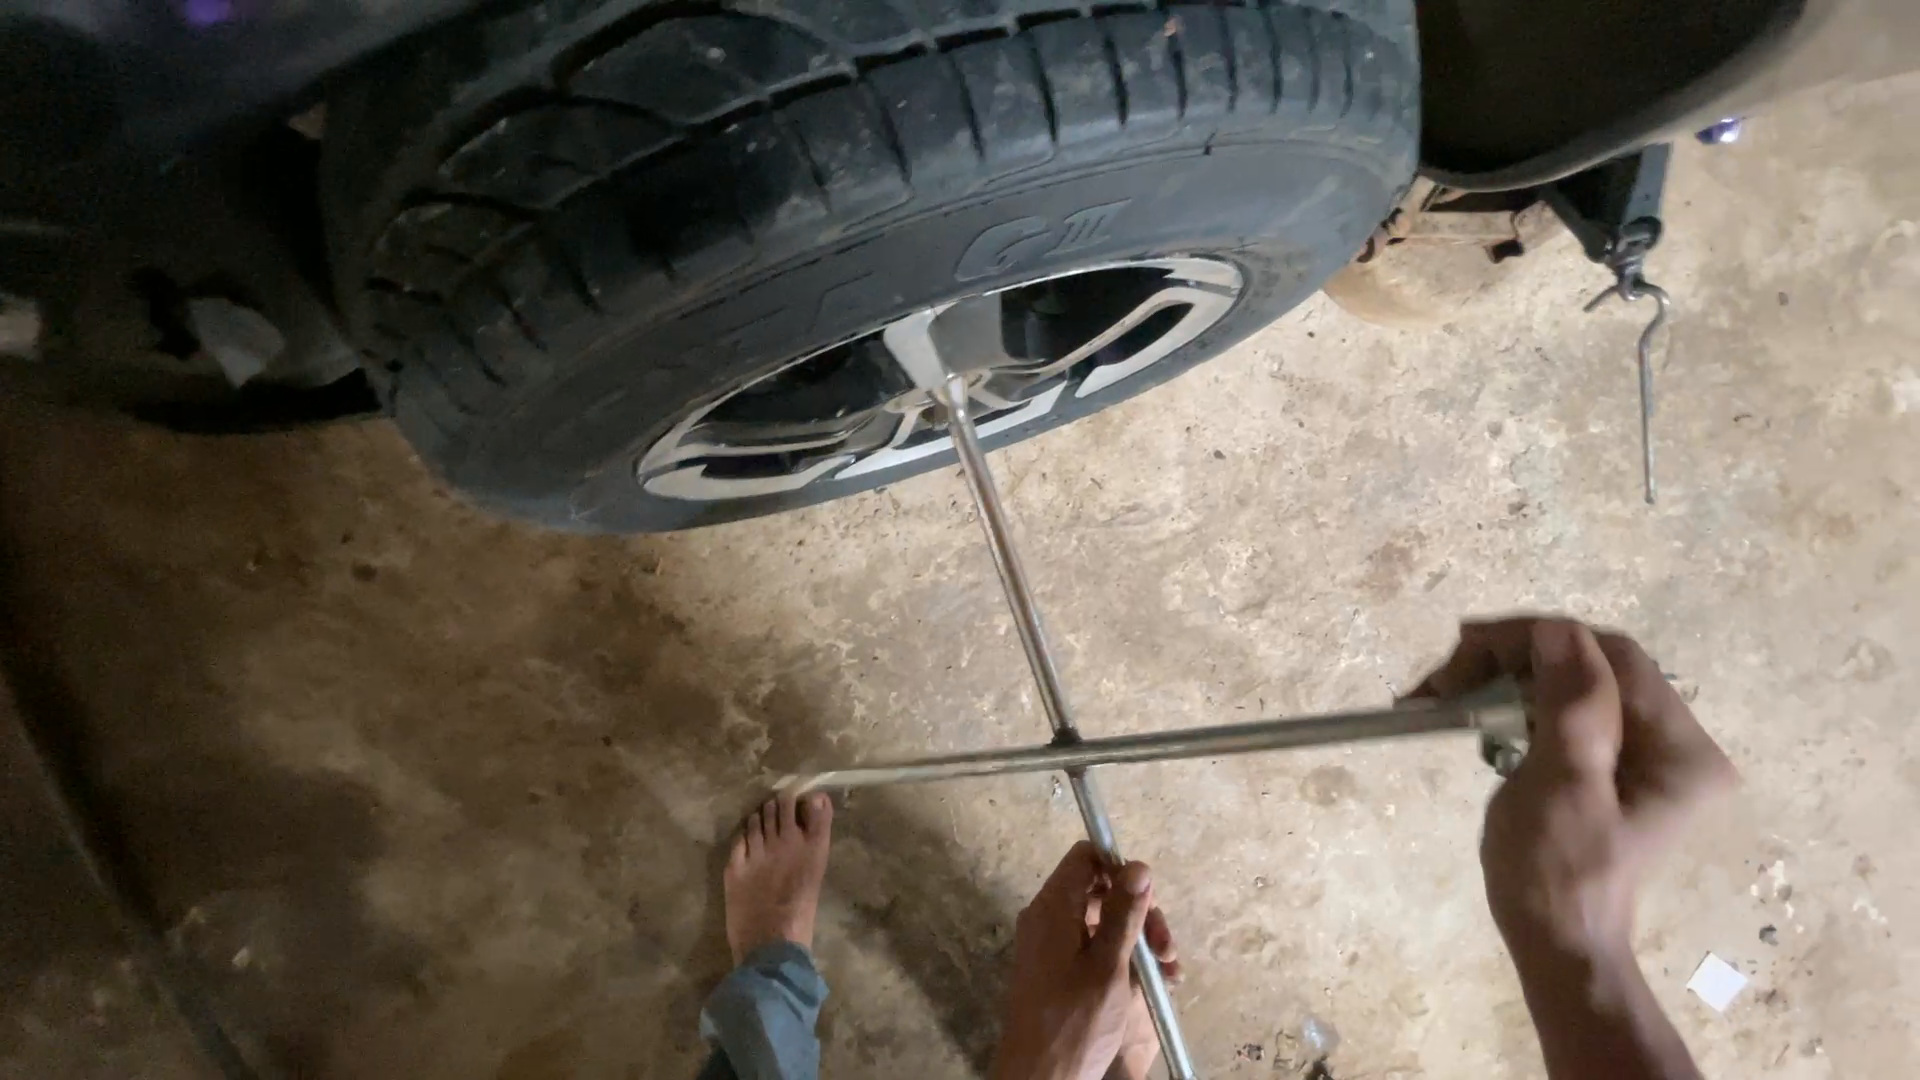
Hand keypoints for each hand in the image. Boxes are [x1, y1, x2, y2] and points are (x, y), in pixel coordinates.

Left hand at [989, 842, 1176, 1079]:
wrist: (1039, 1079)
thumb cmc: (1075, 1021)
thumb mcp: (1108, 966)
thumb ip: (1123, 914)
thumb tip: (1138, 865)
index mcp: (1053, 906)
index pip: (1084, 857)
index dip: (1117, 867)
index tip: (1146, 895)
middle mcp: (1048, 916)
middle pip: (1098, 889)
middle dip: (1138, 911)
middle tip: (1166, 946)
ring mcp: (1050, 943)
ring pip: (1100, 920)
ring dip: (1138, 938)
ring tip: (1170, 970)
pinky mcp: (1057, 969)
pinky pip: (1092, 946)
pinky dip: (1122, 956)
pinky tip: (1155, 982)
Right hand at [1414, 617, 1736, 960]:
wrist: (1551, 934)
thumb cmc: (1555, 869)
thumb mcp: (1563, 785)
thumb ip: (1572, 706)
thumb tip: (1555, 628)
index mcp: (1680, 750)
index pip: (1613, 657)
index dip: (1538, 638)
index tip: (1464, 645)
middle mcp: (1672, 742)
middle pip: (1586, 664)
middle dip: (1508, 658)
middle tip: (1442, 679)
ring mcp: (1637, 750)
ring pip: (1562, 679)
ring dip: (1496, 677)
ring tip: (1437, 695)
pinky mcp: (1602, 759)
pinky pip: (1552, 704)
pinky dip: (1503, 699)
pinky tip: (1465, 711)